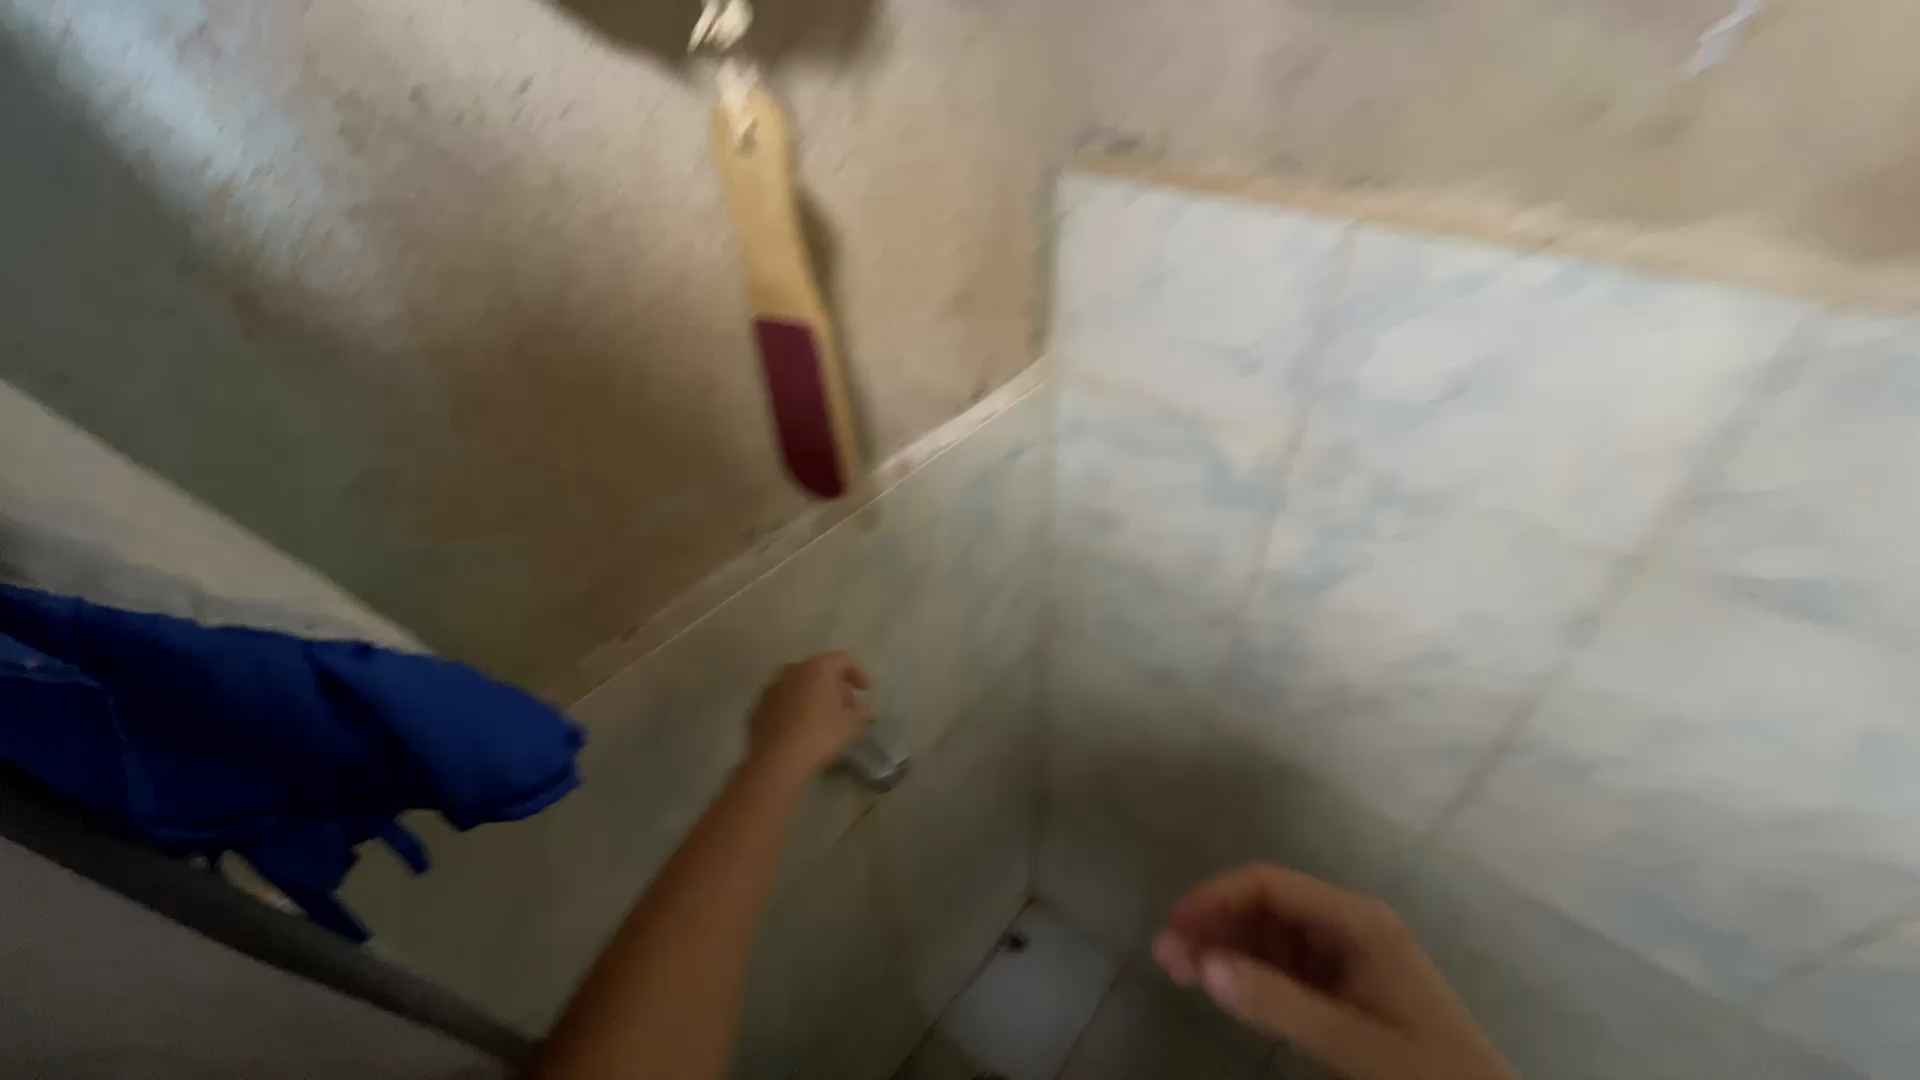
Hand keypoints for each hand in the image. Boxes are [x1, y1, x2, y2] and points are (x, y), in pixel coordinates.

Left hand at [745, 652, 874, 781]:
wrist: (777, 762)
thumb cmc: (820, 736)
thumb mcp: (850, 725)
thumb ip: (862, 713)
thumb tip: (868, 710)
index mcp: (816, 669)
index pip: (842, 659)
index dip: (857, 672)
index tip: (865, 690)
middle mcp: (792, 671)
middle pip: (819, 670)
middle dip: (835, 686)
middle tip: (846, 705)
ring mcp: (772, 688)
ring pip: (799, 684)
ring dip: (813, 695)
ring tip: (824, 717)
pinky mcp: (759, 707)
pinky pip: (783, 700)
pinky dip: (795, 706)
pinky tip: (802, 726)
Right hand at [1154, 864, 1513, 1079]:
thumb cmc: (1431, 1073)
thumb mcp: (1355, 1043)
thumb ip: (1277, 1003)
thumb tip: (1201, 964)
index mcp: (1356, 920)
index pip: (1270, 885)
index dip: (1216, 897)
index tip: (1174, 926)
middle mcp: (1347, 925)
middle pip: (1264, 905)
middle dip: (1213, 924)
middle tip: (1164, 956)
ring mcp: (1344, 954)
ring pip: (1267, 933)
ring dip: (1223, 946)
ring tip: (1179, 971)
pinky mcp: (1342, 984)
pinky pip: (1282, 964)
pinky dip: (1246, 971)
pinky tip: (1220, 985)